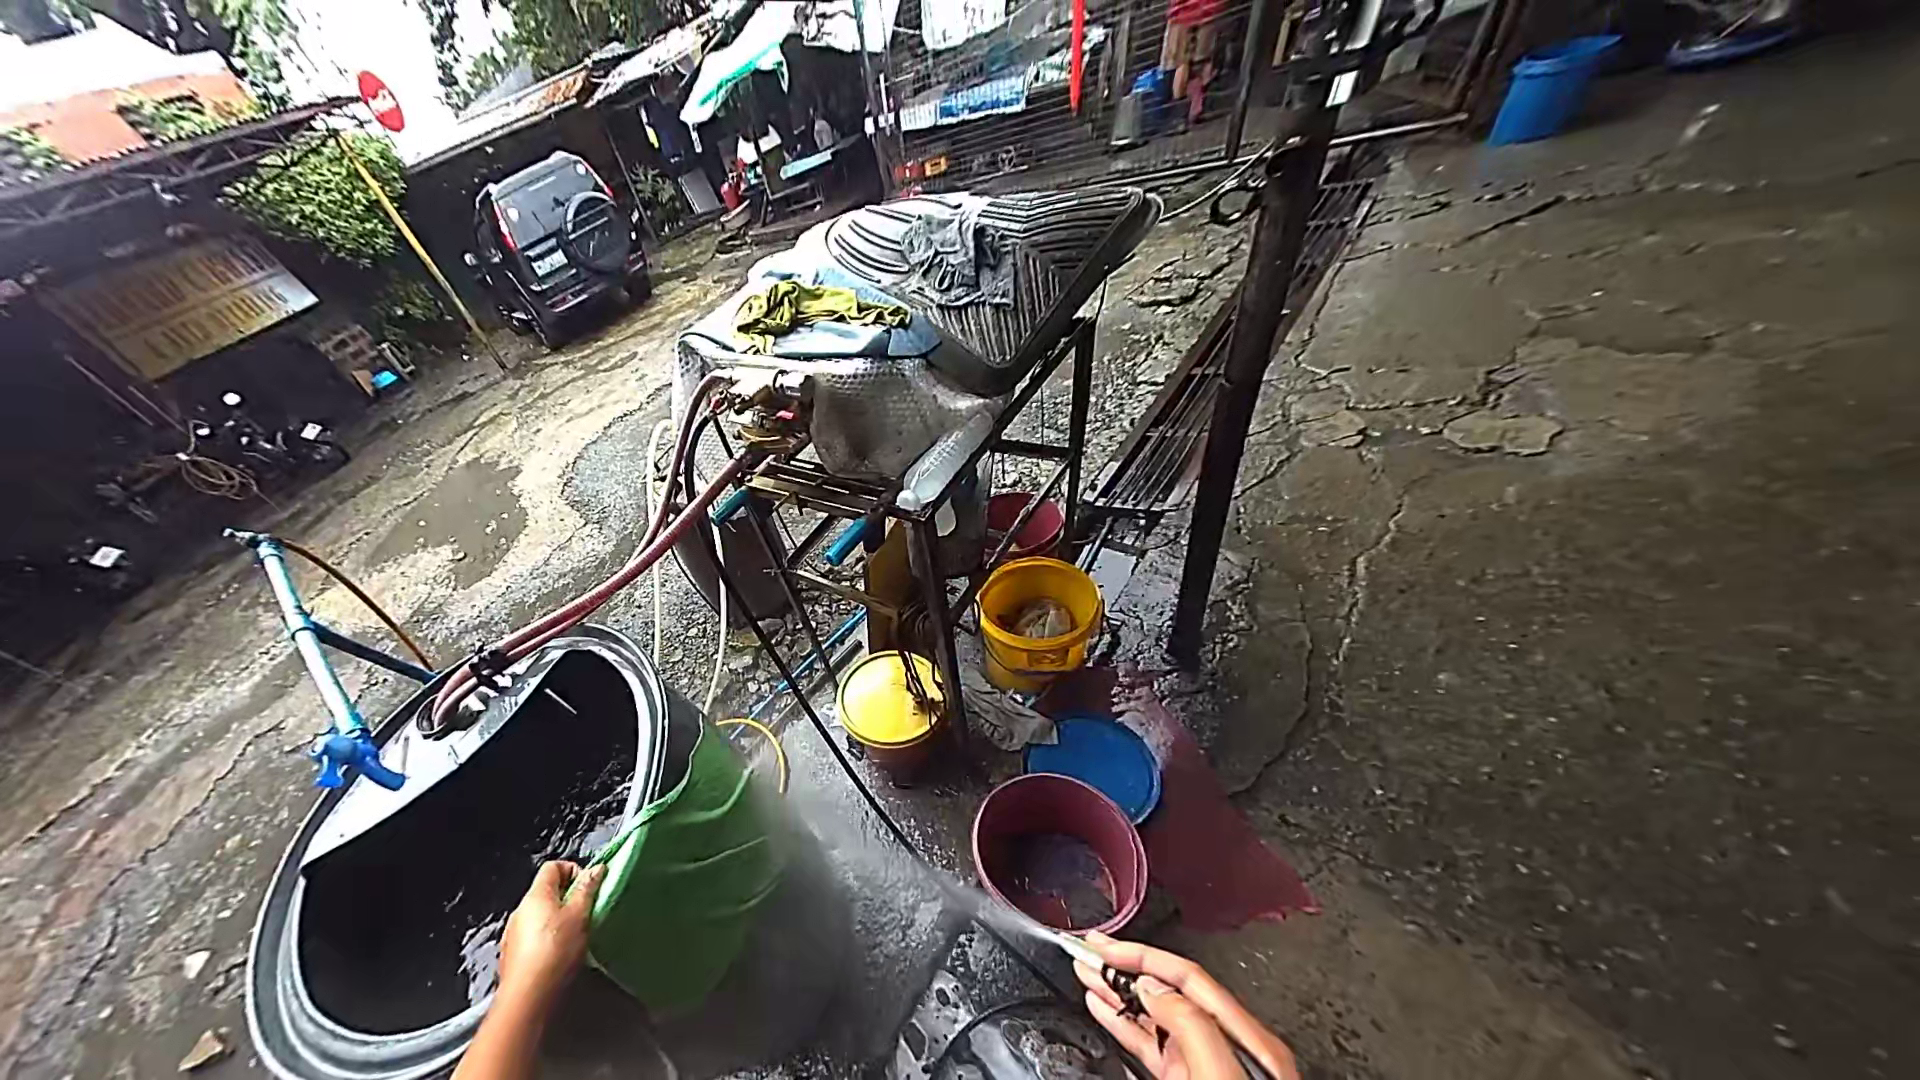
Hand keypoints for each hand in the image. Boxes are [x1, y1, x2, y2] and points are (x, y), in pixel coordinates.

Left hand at [497, 861, 604, 1011]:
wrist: (527, 999)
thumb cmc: (556, 950)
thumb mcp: (580, 914)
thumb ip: (588, 888)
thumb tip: (596, 868)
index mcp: (535, 896)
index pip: (553, 866)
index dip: (574, 870)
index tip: (589, 887)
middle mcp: (520, 911)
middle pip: (547, 890)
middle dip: (569, 896)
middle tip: (587, 910)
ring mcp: (512, 934)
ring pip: (541, 914)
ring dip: (559, 917)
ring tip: (576, 933)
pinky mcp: (511, 956)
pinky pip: (534, 934)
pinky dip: (548, 936)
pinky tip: (559, 952)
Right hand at [1074, 932, 1298, 1079]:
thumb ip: (1190, 1026)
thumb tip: (1153, 986)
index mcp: (1245, 1039)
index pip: (1186, 977)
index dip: (1142, 956)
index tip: (1104, 949)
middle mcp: (1225, 1047)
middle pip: (1168, 991)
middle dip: (1125, 967)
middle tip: (1088, 953)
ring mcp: (1207, 1070)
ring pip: (1155, 1016)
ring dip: (1118, 992)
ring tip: (1088, 976)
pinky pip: (1150, 1045)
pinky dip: (1123, 1024)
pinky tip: (1105, 1011)